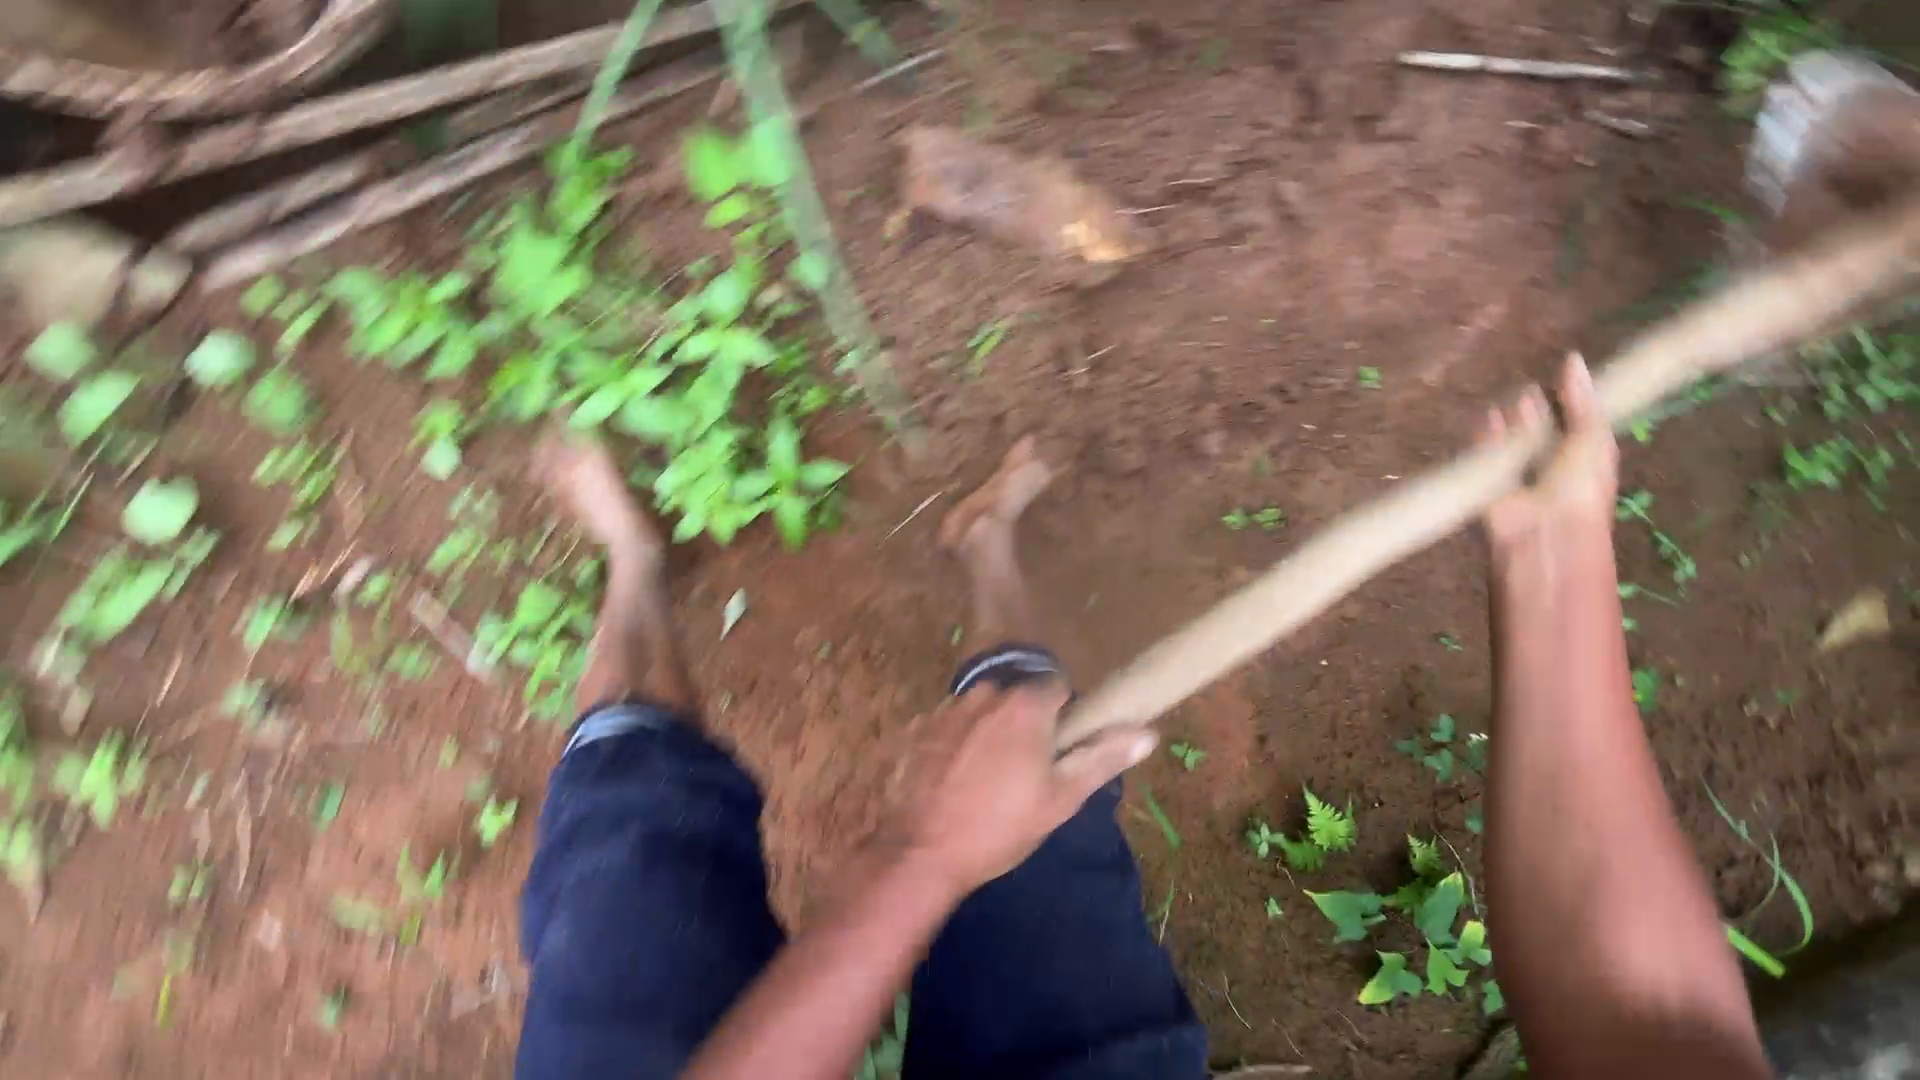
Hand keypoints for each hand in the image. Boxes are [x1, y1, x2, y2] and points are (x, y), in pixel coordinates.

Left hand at [893, 683, 1155, 896]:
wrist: (922, 852)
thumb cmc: (1001, 826)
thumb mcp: (1060, 798)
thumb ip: (1102, 758)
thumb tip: (1147, 733)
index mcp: (1023, 704)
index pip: (1056, 686)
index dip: (1063, 715)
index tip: (1059, 749)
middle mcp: (984, 692)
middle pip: (1017, 697)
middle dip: (1025, 724)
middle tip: (1025, 771)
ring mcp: (946, 707)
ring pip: (983, 709)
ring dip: (990, 731)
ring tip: (986, 780)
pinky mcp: (918, 727)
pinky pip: (952, 724)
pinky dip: (958, 742)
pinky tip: (956, 780)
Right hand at [1482, 353, 1618, 550]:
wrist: (1546, 528)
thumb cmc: (1580, 484)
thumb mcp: (1592, 435)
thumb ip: (1581, 399)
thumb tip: (1571, 358)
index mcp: (1583, 456)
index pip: (1575, 424)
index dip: (1568, 403)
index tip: (1559, 379)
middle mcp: (1552, 464)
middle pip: (1541, 433)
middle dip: (1535, 412)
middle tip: (1528, 388)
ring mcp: (1521, 474)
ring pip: (1513, 442)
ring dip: (1509, 422)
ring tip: (1506, 398)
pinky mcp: (1491, 482)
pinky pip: (1487, 455)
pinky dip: (1485, 437)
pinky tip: (1485, 417)